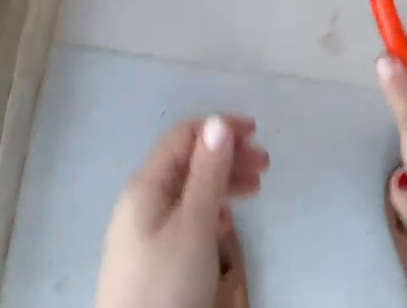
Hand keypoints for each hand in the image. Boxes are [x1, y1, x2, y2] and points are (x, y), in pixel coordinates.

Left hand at [94, 113, 268, 307]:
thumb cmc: (168, 284)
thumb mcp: (194, 225)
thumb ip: (207, 172)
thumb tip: (217, 122)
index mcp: (145, 186)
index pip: (183, 136)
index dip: (219, 128)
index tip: (257, 133)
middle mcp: (140, 202)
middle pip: (187, 162)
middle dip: (227, 156)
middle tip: (266, 166)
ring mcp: (143, 232)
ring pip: (188, 191)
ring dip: (222, 183)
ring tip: (255, 191)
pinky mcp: (151, 259)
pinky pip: (184, 218)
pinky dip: (210, 211)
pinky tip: (226, 224)